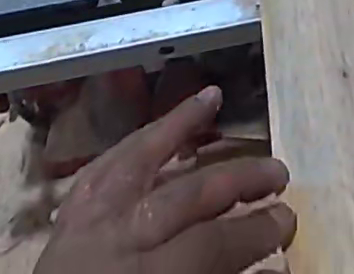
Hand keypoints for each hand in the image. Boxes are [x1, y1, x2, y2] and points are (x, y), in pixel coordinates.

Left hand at [36, 85, 295, 273]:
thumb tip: (274, 265)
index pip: (211, 244)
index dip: (255, 231)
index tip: (289, 219)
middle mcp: (112, 246)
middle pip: (187, 196)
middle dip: (241, 181)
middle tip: (280, 175)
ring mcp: (82, 229)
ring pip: (137, 161)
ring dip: (179, 126)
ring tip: (214, 97)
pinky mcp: (64, 223)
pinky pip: (102, 168)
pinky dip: (132, 139)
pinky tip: (155, 120)